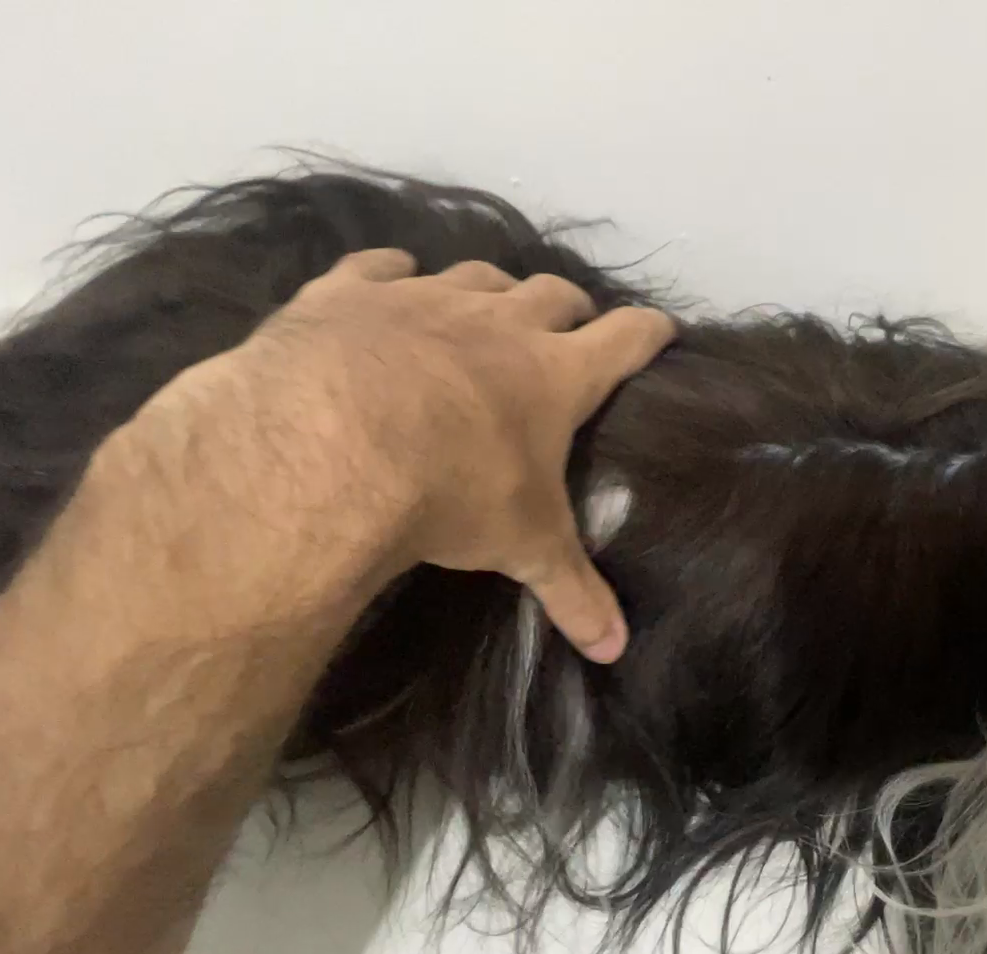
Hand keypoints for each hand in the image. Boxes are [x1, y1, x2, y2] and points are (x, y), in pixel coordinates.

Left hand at [137, 250, 673, 662]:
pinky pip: (381, 267)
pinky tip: (392, 284)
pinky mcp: (349, 294)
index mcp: (555, 376)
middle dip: (574, 308)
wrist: (320, 456)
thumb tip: (618, 653)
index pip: (627, 338)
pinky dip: (394, 275)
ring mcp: (423, 300)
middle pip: (556, 293)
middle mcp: (499, 324)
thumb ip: (574, 594)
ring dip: (494, 291)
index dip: (652, 331)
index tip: (665, 328)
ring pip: (478, 275)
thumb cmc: (450, 495)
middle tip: (574, 329)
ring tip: (490, 312)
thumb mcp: (522, 546)